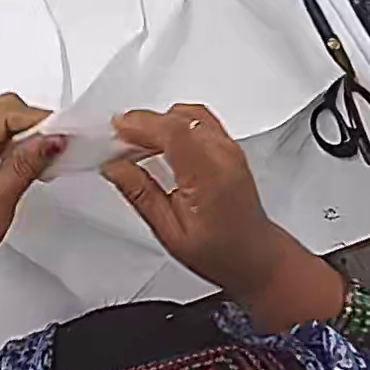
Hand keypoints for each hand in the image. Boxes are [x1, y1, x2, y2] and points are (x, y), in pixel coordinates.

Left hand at [0, 93, 64, 296]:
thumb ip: (26, 164)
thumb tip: (52, 138)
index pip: (7, 113)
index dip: (40, 122)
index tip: (64, 137)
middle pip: (4, 109)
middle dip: (34, 125)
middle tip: (56, 148)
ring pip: (0, 118)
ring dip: (24, 134)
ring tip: (41, 160)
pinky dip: (13, 142)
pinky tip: (23, 162)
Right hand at [102, 105, 344, 329]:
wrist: (254, 255)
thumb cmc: (220, 251)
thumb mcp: (170, 232)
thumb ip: (141, 194)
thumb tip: (114, 167)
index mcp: (210, 176)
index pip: (174, 132)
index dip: (141, 124)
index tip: (116, 129)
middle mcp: (224, 155)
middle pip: (179, 118)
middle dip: (144, 124)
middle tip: (118, 142)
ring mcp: (229, 147)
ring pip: (189, 114)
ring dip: (160, 122)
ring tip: (136, 144)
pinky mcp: (229, 145)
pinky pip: (199, 119)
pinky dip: (175, 123)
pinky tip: (160, 141)